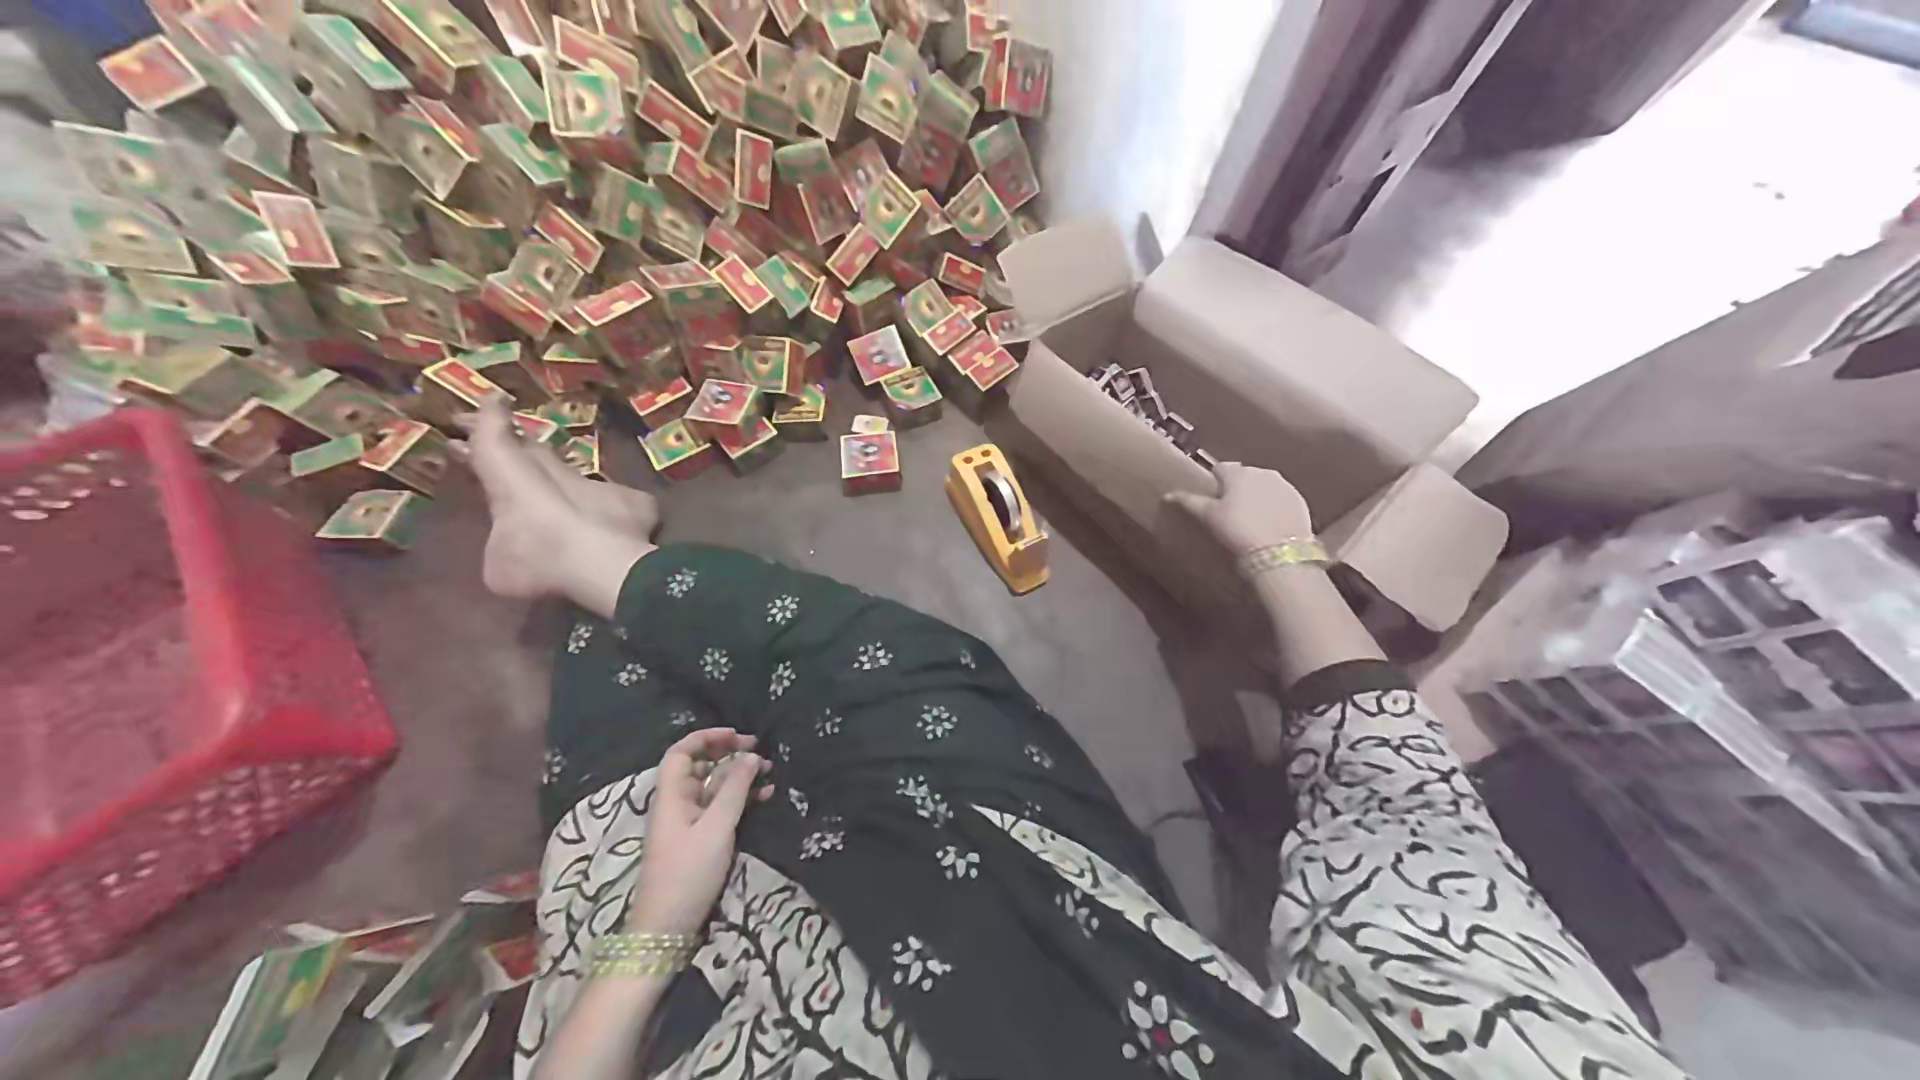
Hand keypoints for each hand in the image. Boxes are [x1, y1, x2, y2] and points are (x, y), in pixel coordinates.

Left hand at [625, 728, 772, 935]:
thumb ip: (735, 789)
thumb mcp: (717, 827)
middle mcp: (677, 802)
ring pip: (713, 786)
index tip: (738, 735)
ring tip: (768, 772)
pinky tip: (764, 796)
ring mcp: (688, 821)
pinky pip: (719, 806)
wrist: (666, 928)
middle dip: (729, 754)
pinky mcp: (698, 838)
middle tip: (759, 751)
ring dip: (739, 776)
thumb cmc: (688, 873)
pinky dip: (740, 797)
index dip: (707, 737)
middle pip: (699, 765)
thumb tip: (750, 755)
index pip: (682, 751)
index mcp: (671, 795)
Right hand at [1166, 462, 1314, 554]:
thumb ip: (1188, 501)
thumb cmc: (1236, 530)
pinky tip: (1269, 523)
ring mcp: (1284, 485)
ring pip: (1264, 485)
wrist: (1278, 552)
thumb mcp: (1208, 516)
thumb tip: (1168, 495)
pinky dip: (1274, 505)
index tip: (1213, 498)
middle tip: (1231, 512)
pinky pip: (1280, 497)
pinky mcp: (1299, 500)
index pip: (1220, 468)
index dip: (1215, 482)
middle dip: (1237, 487)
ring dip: (1256, 495)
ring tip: (1251, 519)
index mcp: (1237, 473)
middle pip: (1244, 475)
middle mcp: (1262, 472)